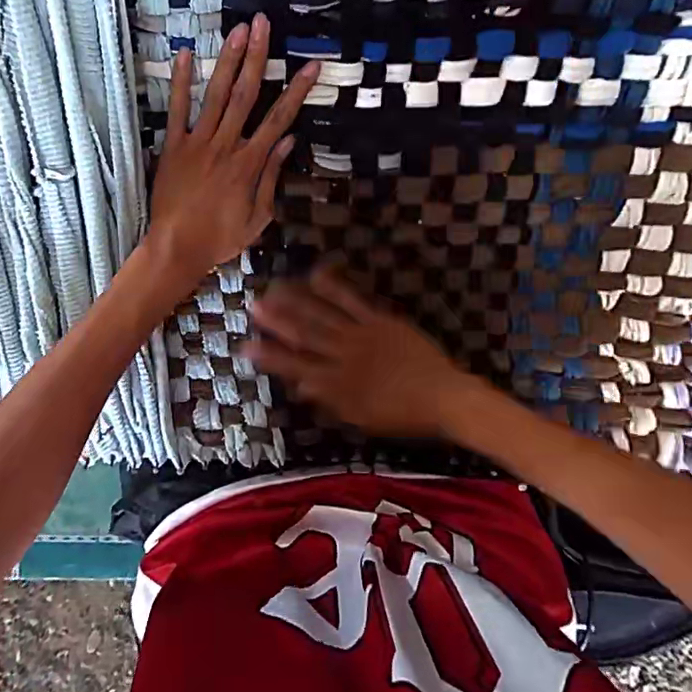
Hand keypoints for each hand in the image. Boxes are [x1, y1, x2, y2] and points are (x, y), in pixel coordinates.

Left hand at [145, 14, 318, 285]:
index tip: (312, 66)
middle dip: (258, 57)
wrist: (176, 248)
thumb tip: (289, 142)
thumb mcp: (258, 217)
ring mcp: (197, 143)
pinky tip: (187, 55)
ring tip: (238, 31)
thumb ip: (272, 177)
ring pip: (217, 95)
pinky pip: (177, 110)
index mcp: (249, 163)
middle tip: (264, 25)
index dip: (297, 91)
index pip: (279, 119)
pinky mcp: (173, 146)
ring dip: (229, 61)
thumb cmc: (220, 237)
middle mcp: (226, 145)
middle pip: (246, 94)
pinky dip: (182, 82)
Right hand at [247, 265, 485, 438]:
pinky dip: (334, 287)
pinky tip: (317, 274)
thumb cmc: (402, 414)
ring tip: (275, 287)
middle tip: (254, 305)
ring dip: (297, 300)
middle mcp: (345, 356)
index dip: (270, 356)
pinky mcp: (380, 319)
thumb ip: (330, 400)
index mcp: (338, 384)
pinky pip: (353, 300)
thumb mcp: (361, 417)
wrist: (444, 397)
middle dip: (277, 319)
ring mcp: (362, 334)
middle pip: (305, 334)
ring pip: (323, 314)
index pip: (296, 367)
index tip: (247, 346)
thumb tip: (300, 385)